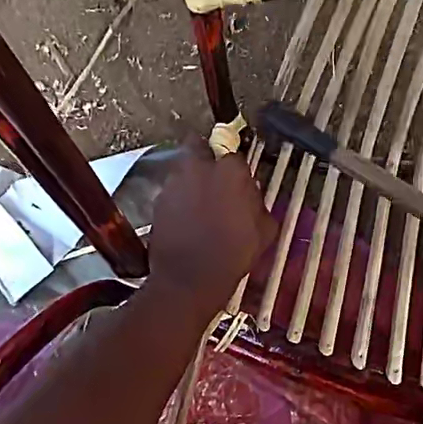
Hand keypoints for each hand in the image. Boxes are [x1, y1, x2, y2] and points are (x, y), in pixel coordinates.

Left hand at [148, 142, 274, 311]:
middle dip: (206, 155)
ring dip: (190, 177)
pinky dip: (177, 198)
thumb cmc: (231, 254)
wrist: (190, 278)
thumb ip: (258, 203)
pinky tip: (186, 217)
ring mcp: (174, 182)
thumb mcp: (264, 231)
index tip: (238, 180)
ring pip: (182, 167)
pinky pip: (171, 190)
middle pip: (199, 145)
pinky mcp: (158, 199)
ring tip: (200, 201)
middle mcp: (199, 168)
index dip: (236, 168)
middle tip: (214, 176)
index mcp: (230, 171)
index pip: (234, 154)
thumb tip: (252, 196)